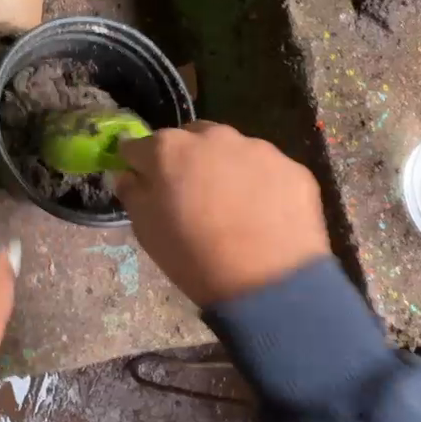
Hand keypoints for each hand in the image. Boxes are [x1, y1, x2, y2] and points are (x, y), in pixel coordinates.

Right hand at [116, 121, 329, 305]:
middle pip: (188, 140)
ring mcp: (256, 148)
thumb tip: (129, 175)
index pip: (138, 146)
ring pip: (230, 151)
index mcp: (167, 148)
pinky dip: (260, 184)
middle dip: (185, 160)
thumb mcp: (144, 228)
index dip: (139, 166)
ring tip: (232, 207)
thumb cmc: (193, 255)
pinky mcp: (291, 167)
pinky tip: (262, 215)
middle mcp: (211, 136)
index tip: (145, 184)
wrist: (269, 285)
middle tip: (191, 196)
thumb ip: (131, 192)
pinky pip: (266, 169)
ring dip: (224, 168)